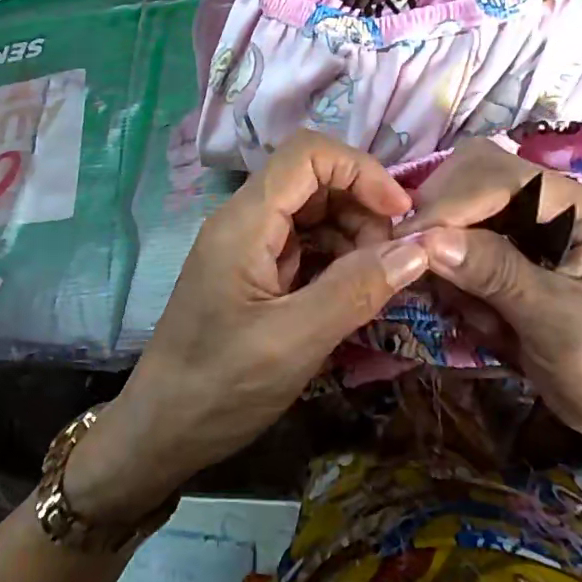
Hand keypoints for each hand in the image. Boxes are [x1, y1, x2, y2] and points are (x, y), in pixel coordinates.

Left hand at [67, 132, 429, 522]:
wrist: (162, 428)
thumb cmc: (221, 385)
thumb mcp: (296, 340)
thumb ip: (356, 289)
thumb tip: (419, 249)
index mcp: (243, 222)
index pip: (306, 153)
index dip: (359, 170)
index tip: (400, 216)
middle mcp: (242, 222)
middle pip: (312, 180)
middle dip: (361, 207)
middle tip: (392, 260)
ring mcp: (245, 248)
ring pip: (310, 213)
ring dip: (352, 235)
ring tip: (376, 282)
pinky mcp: (252, 274)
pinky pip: (302, 246)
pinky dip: (334, 259)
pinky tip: (353, 291)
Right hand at [396, 139, 581, 460]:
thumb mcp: (562, 328)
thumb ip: (498, 275)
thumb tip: (426, 240)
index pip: (503, 178)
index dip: (450, 203)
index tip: (406, 243)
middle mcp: (563, 209)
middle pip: (478, 179)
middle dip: (443, 220)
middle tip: (419, 268)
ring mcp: (541, 234)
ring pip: (466, 212)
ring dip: (448, 254)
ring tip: (463, 307)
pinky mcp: (523, 261)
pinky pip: (468, 249)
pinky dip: (456, 276)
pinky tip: (473, 314)